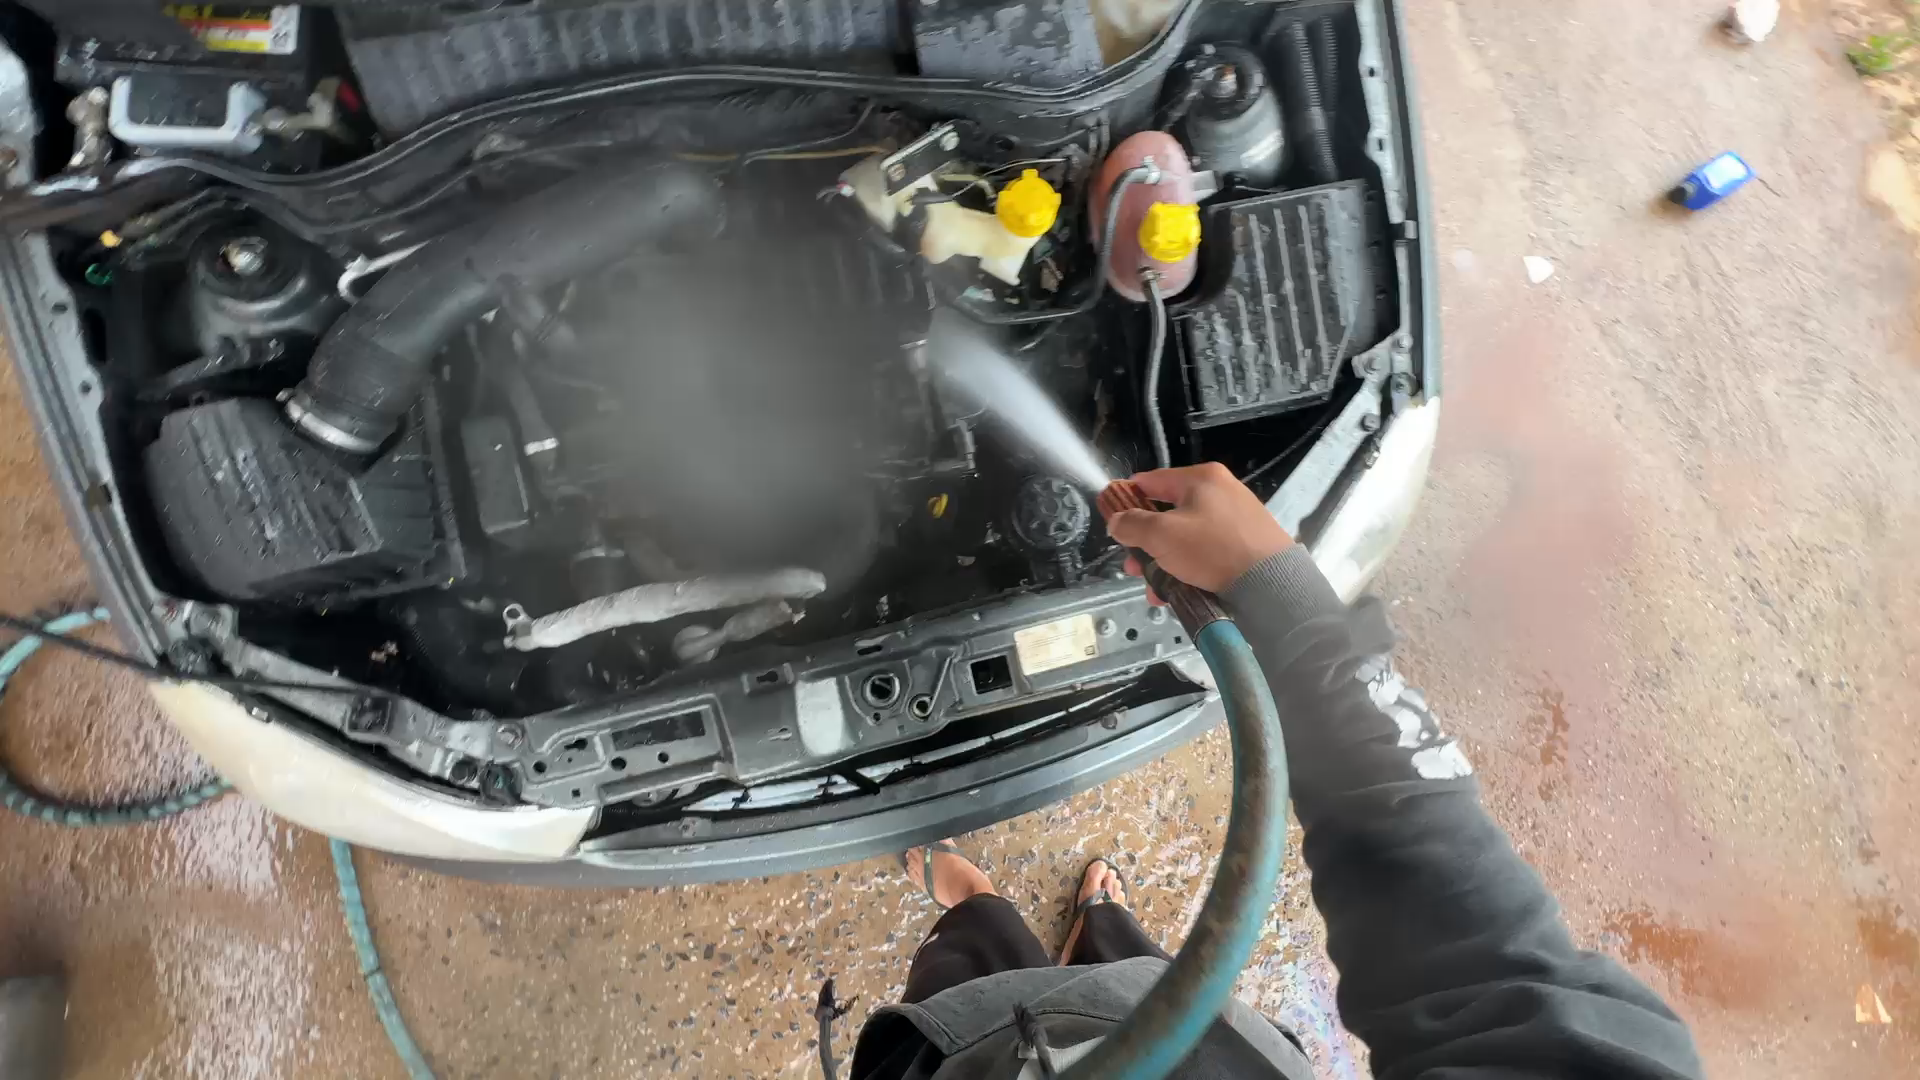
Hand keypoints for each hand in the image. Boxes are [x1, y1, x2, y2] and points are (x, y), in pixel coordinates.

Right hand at [1106, 463, 1293, 593]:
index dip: (1125, 498)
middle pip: (1167, 513)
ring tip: (1155, 588)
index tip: (1111, 518)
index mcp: (1201, 478)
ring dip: (1163, 562)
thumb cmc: (1212, 550)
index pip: (1150, 480)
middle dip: (1144, 543)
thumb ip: (1131, 525)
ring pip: (1184, 536)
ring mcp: (1236, 517)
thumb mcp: (1161, 535)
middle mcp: (1220, 491)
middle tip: (1133, 566)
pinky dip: (1188, 568)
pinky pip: (1205, 551)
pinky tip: (1178, 591)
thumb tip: (1116, 522)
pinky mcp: (1246, 543)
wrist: (1272, 584)